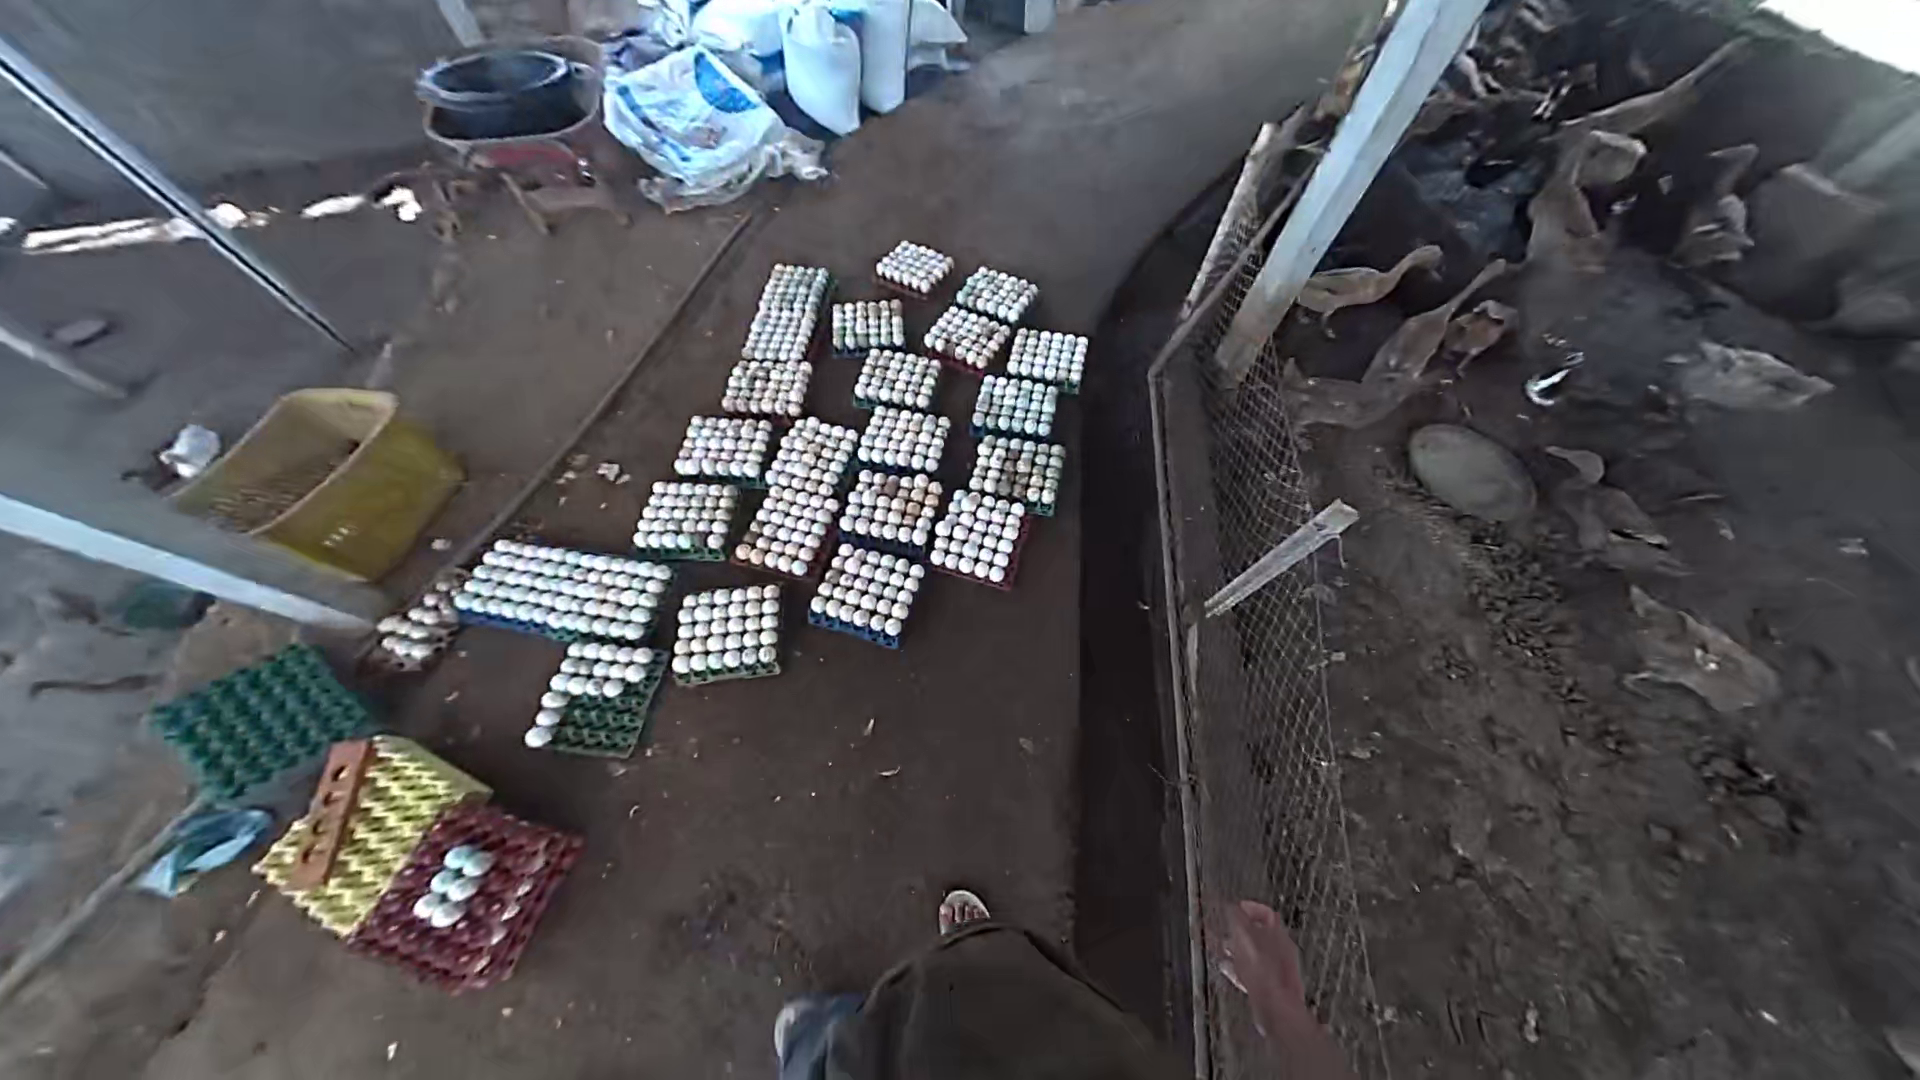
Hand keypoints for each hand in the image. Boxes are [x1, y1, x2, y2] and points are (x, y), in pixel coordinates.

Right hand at [1222, 900, 1306, 1023]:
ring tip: (1223, 949)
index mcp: (1279, 933)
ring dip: (1239, 950)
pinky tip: (1228, 970)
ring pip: (1256, 953)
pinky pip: (1254, 973)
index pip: (1266, 912)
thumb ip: (1236, 917)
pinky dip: (1240, 969)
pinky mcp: (1273, 989)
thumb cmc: (1261, 967)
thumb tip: (1231, 906)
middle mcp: (1283, 950)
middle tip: (1226, 929)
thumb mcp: (1242, 934)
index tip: (1237, 908)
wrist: (1275, 1008)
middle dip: (1242, 930)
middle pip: (1261, 933)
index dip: (1251, 908)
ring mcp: (1280, 970)